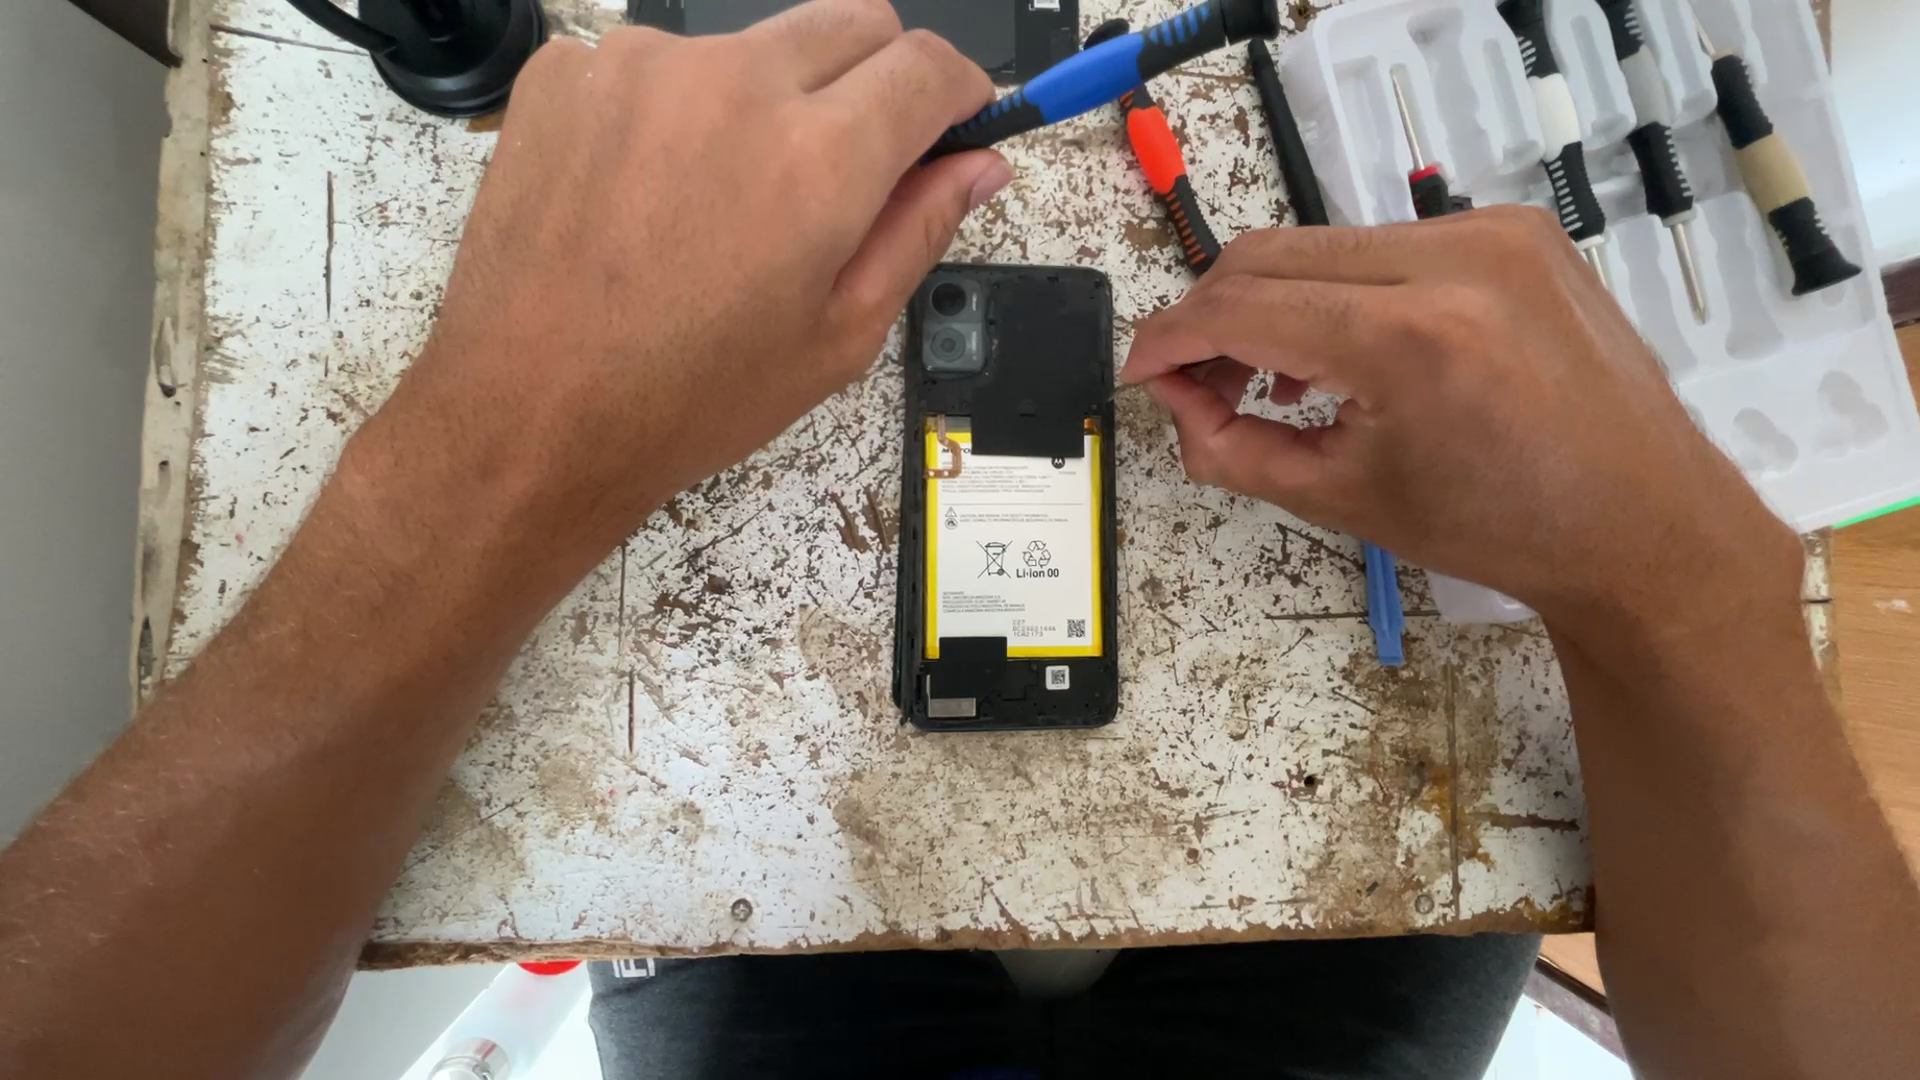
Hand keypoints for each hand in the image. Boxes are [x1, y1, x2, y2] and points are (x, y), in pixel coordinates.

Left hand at [349, 0, 1009, 582]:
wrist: (538, 411)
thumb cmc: (698, 396)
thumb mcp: (839, 336)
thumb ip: (918, 233)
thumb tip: (978, 165)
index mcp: (815, 163)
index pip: (925, 68)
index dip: (961, 91)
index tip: (960, 122)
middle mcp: (732, 84)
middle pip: (853, 24)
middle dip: (883, 82)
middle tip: (861, 169)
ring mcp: (639, 65)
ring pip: (759, 45)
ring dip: (782, 101)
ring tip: (740, 203)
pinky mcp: (569, 71)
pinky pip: (669, 66)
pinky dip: (694, 112)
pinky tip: (664, 195)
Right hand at [1119, 206, 1800, 631]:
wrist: (1639, 522)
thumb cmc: (1483, 528)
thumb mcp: (1330, 497)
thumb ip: (1225, 444)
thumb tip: (1172, 395)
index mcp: (1408, 337)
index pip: (1240, 307)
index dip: (1168, 337)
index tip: (1138, 372)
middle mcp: (1451, 256)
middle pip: (1264, 256)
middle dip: (1205, 318)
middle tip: (1191, 382)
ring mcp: (1488, 230)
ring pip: (1311, 245)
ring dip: (1259, 305)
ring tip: (1257, 375)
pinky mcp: (1507, 230)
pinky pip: (1368, 247)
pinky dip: (1319, 294)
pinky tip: (1325, 351)